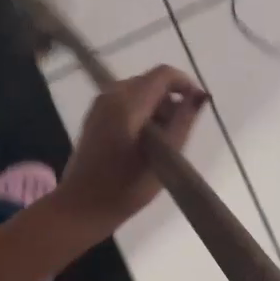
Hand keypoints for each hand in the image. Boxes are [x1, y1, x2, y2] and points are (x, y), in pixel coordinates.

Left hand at [57, 65, 208, 228]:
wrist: (81, 206)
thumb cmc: (126, 187)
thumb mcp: (164, 156)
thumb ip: (183, 121)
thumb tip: (199, 96)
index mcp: (127, 103)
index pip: (163, 74)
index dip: (185, 84)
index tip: (197, 106)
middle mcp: (110, 95)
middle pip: (150, 81)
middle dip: (170, 100)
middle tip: (179, 131)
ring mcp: (99, 104)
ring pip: (138, 91)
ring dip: (156, 108)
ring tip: (163, 142)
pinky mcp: (94, 116)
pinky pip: (124, 102)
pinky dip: (140, 113)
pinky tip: (144, 142)